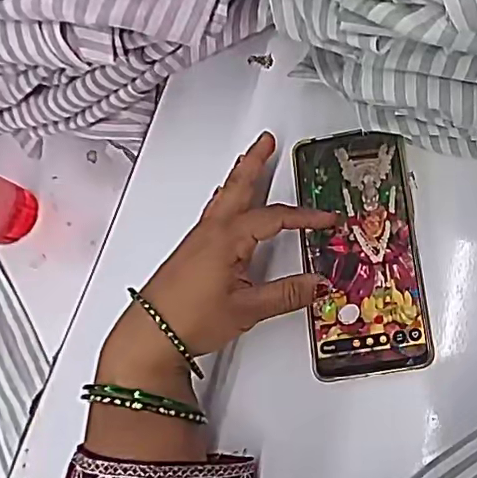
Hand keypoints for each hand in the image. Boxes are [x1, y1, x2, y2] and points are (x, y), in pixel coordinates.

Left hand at [98, 132, 335, 385]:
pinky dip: (226, 198)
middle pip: (238, 187)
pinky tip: (229, 204)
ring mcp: (199, 239)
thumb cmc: (187, 319)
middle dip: (255, 161)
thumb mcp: (249, 308)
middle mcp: (211, 232)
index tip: (326, 218)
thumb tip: (317, 284)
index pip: (275, 218)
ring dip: (239, 176)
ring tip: (250, 162)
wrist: (150, 335)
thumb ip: (287, 294)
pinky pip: (214, 213)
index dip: (305, 217)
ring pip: (224, 197)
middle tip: (266, 142)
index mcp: (227, 238)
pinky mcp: (192, 251)